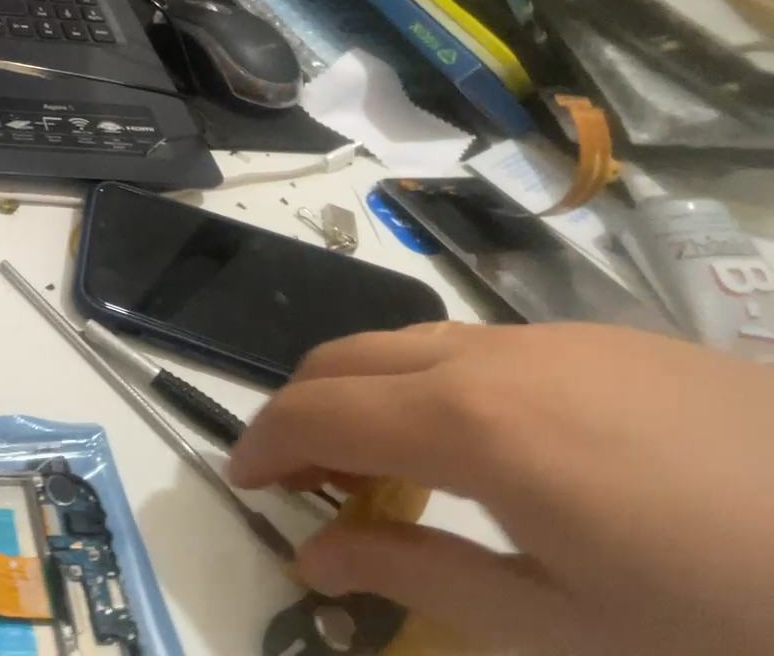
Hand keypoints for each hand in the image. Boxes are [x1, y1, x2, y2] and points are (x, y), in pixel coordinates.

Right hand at [228, 323, 773, 655]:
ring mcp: (559, 338)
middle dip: (301, 409)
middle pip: (346, 357)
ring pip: (409, 341)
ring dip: (366, 392)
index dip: (263, 444)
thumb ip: (417, 575)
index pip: (316, 412)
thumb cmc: (738, 624)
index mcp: (471, 422)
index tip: (242, 482)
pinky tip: (490, 446)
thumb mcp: (568, 630)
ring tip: (387, 463)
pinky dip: (436, 383)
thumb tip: (314, 557)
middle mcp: (495, 354)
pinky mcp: (618, 341)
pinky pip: (481, 346)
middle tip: (303, 479)